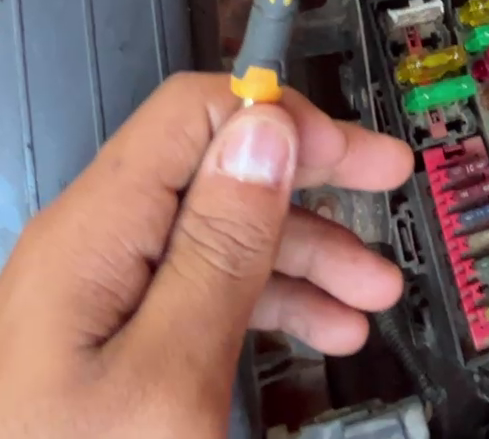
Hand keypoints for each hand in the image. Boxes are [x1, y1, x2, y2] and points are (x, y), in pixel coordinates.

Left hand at [0, 72, 413, 438]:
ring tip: (375, 290)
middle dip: (310, 170)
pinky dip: (268, 299)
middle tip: (390, 177)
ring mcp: (102, 291)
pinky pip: (201, 290)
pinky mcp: (110, 339)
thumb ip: (218, 245)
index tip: (348, 154)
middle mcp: (97, 240)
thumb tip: (263, 125)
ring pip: (219, 232)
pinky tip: (325, 330)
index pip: (194, 112)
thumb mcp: (166, 377)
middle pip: (216, 165)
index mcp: (98, 227)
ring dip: (304, 249)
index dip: (277, 116)